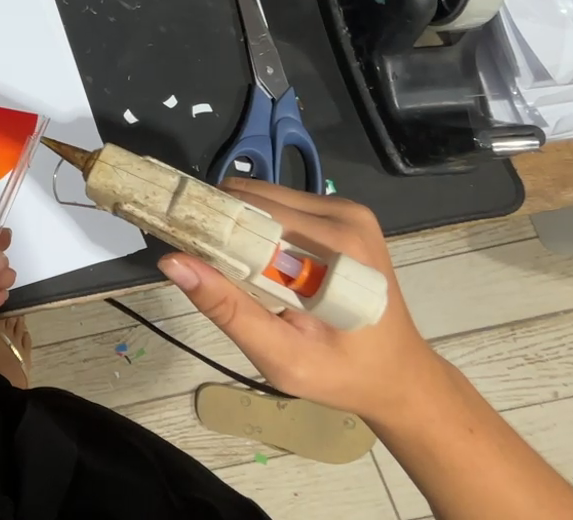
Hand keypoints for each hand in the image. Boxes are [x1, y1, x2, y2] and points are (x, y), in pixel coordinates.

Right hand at [157, 179, 446, 421]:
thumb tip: (172, 261)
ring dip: (238, 223)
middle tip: (204, 261)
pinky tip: (258, 260)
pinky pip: (279, 203)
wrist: (400, 378)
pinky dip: (256, 224)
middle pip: (254, 195)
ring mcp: (346, 211)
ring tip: (231, 266)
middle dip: (221, 223)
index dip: (210, 221)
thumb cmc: (342, 372)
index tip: (179, 241)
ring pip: (262, 194)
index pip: (254, 209)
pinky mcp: (342, 214)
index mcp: (338, 245)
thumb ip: (227, 308)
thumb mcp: (281, 356)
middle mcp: (344, 215)